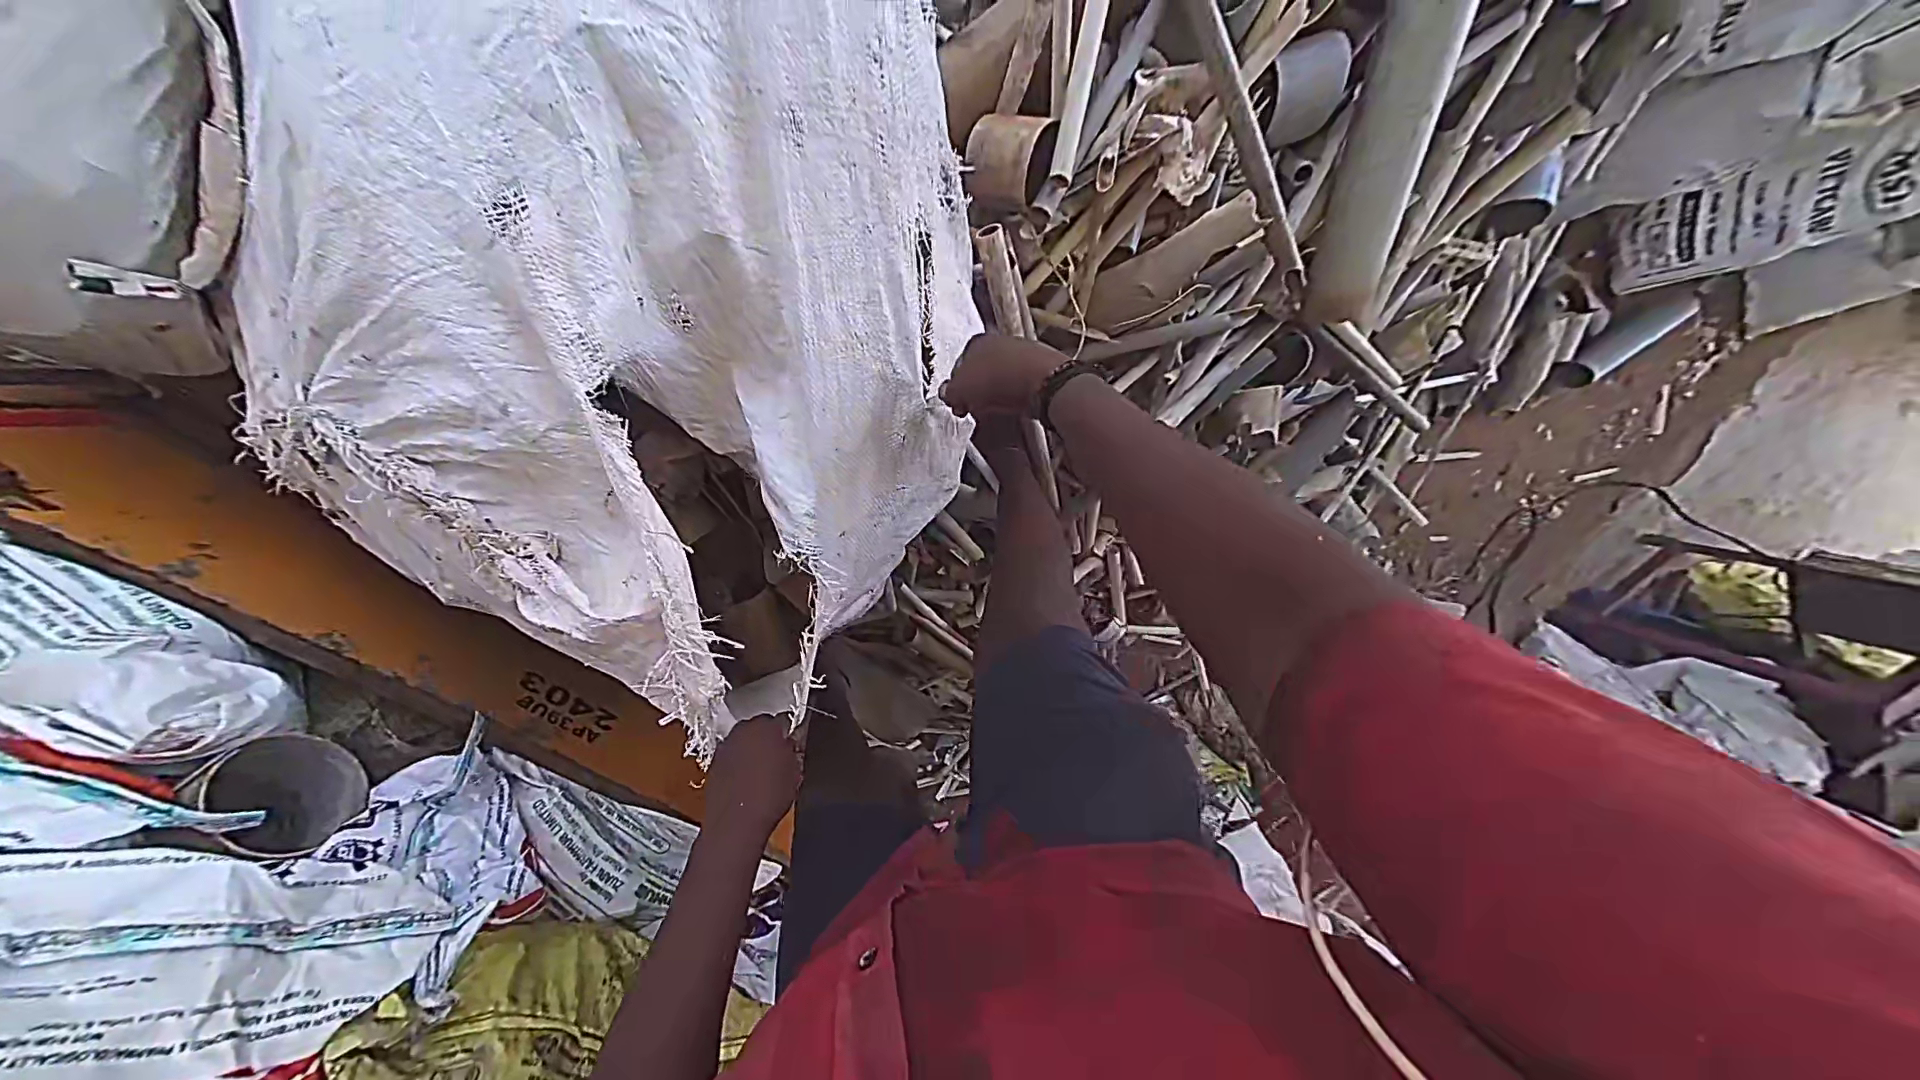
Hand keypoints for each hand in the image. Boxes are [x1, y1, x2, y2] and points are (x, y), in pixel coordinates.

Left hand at [702, 715, 800, 841]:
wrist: (735, 824)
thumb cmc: (769, 797)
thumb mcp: (795, 771)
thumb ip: (794, 750)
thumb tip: (792, 744)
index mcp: (766, 725)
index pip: (783, 720)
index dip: (790, 733)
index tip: (794, 745)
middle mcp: (742, 730)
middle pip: (760, 728)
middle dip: (769, 740)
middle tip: (780, 760)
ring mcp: (725, 747)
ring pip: (744, 742)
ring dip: (752, 752)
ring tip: (764, 774)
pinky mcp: (713, 764)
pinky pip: (732, 758)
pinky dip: (738, 765)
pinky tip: (748, 784)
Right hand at [941, 333, 1064, 417]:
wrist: (1044, 381)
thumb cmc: (997, 380)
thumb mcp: (961, 390)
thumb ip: (950, 392)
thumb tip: (947, 393)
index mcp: (977, 341)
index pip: (958, 365)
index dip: (955, 387)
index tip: (956, 403)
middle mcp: (1000, 341)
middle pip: (980, 370)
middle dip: (975, 391)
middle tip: (972, 409)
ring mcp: (1022, 353)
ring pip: (1001, 377)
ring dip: (995, 394)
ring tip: (993, 411)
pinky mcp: (1041, 368)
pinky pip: (1020, 384)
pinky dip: (1014, 395)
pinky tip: (1014, 407)